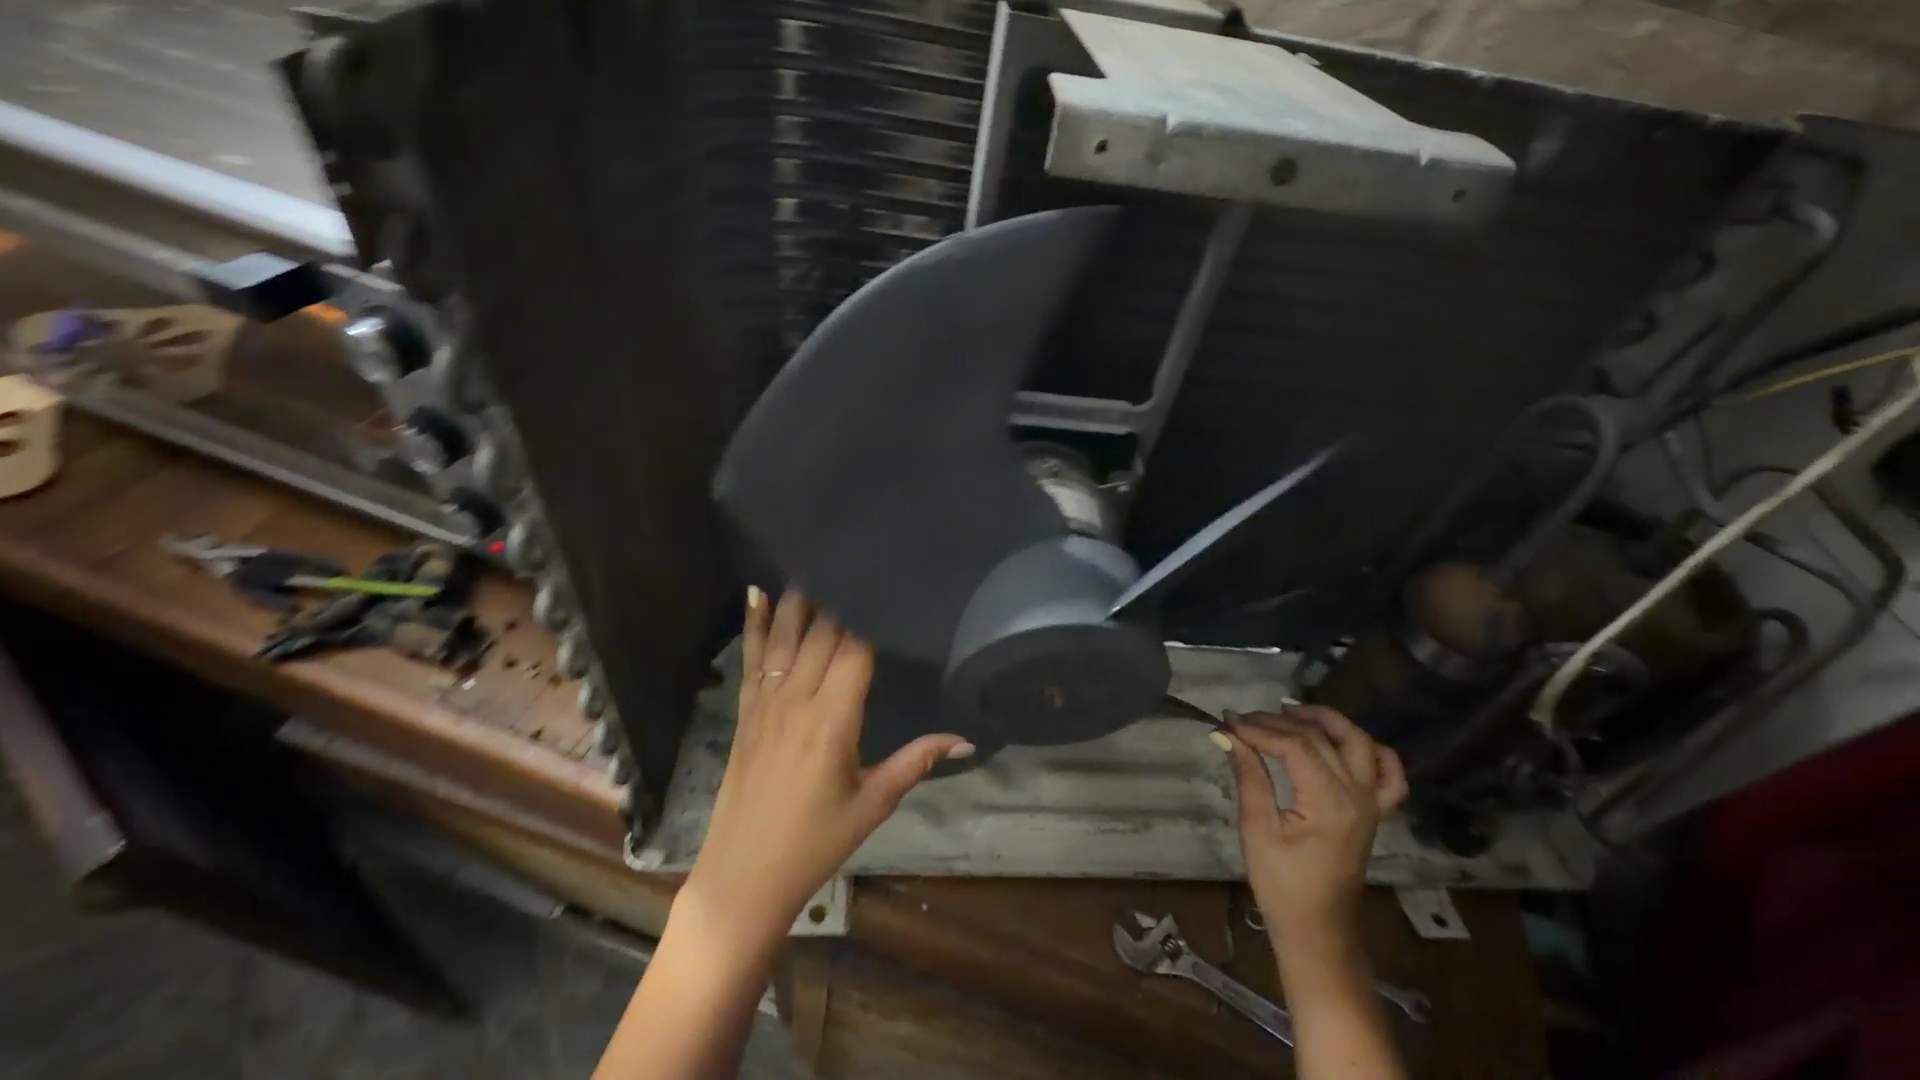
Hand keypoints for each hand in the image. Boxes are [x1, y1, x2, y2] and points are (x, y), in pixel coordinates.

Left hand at [679, 587, 971, 951]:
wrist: (744, 875)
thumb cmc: (815, 843)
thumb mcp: (872, 804)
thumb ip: (915, 762)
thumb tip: (966, 737)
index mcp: (833, 719)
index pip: (855, 650)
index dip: (871, 615)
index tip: (890, 584)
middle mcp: (796, 700)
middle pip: (821, 634)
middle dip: (841, 598)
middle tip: (858, 560)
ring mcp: (766, 703)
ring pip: (783, 637)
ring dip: (798, 600)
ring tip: (814, 561)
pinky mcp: (746, 713)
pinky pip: (751, 659)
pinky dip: (755, 626)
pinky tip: (756, 595)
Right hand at [1218, 706, 1406, 942]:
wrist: (1317, 926)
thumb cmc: (1281, 884)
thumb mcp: (1257, 829)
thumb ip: (1249, 777)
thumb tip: (1228, 736)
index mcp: (1329, 802)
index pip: (1295, 746)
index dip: (1260, 729)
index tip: (1228, 722)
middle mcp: (1358, 795)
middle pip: (1322, 739)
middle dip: (1280, 722)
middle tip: (1246, 719)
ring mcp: (1373, 802)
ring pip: (1359, 743)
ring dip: (1327, 721)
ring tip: (1291, 712)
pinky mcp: (1376, 811)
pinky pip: (1388, 772)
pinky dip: (1372, 750)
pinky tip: (1344, 743)